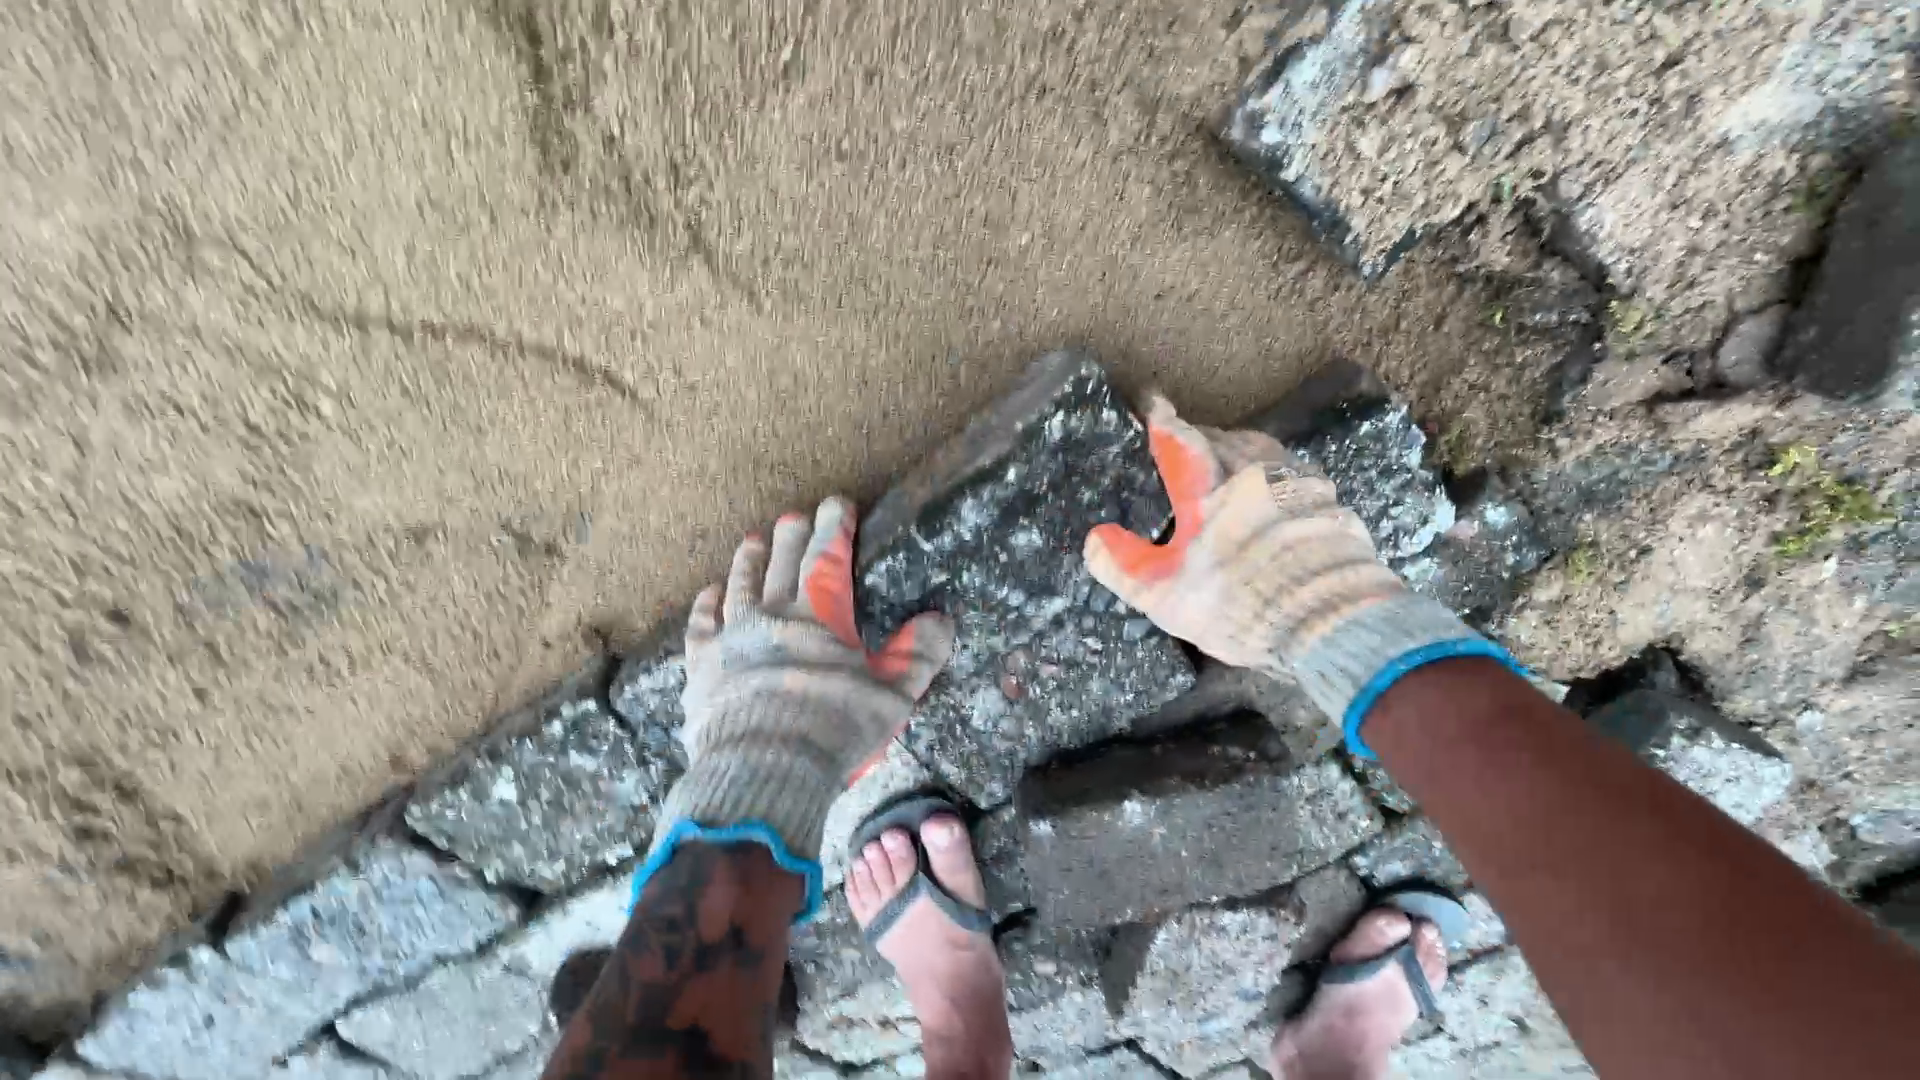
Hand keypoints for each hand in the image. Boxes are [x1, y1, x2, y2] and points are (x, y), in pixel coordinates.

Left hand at [662, 496, 955, 861]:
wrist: (764, 769)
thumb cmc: (834, 728)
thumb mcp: (893, 695)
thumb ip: (919, 654)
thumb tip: (941, 619)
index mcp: (820, 616)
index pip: (828, 558)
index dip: (834, 527)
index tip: (836, 503)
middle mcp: (773, 615)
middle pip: (782, 563)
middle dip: (792, 535)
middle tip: (794, 516)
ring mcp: (732, 638)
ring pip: (740, 585)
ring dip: (748, 560)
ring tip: (753, 540)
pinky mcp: (702, 665)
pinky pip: (701, 624)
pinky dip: (707, 604)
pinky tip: (710, 593)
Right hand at [1084, 395, 1496, 753]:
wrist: (1332, 625)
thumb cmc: (1237, 605)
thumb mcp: (1163, 596)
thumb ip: (1122, 564)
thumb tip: (1095, 539)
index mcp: (1209, 487)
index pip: (1178, 438)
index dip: (1162, 419)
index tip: (1153, 402)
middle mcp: (1255, 472)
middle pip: (1224, 438)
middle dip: (1202, 438)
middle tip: (1187, 444)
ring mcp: (1299, 484)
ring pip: (1264, 452)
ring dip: (1242, 452)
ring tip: (1230, 465)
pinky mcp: (1332, 504)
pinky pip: (1295, 477)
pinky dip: (1276, 478)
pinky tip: (1274, 500)